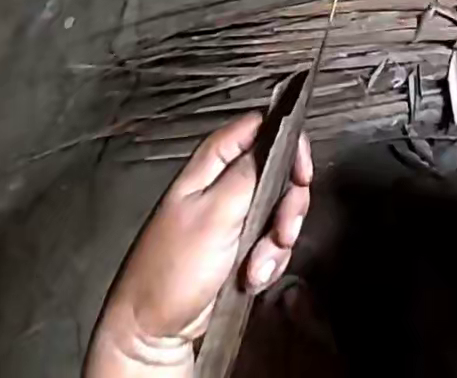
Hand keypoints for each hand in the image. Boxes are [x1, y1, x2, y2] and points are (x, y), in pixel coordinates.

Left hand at [88, 113, 311, 375]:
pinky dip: (271, 260)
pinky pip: (275, 238)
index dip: (288, 143)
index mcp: (214, 160)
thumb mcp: (214, 213)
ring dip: (278, 240)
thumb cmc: (172, 268)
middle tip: (282, 229)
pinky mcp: (243, 241)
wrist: (156, 330)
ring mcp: (236, 211)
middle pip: (280, 169)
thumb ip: (248, 172)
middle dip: (287, 204)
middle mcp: (227, 180)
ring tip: (258, 265)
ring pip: (281, 206)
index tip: (300, 172)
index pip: (261, 127)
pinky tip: (253, 276)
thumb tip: (275, 135)